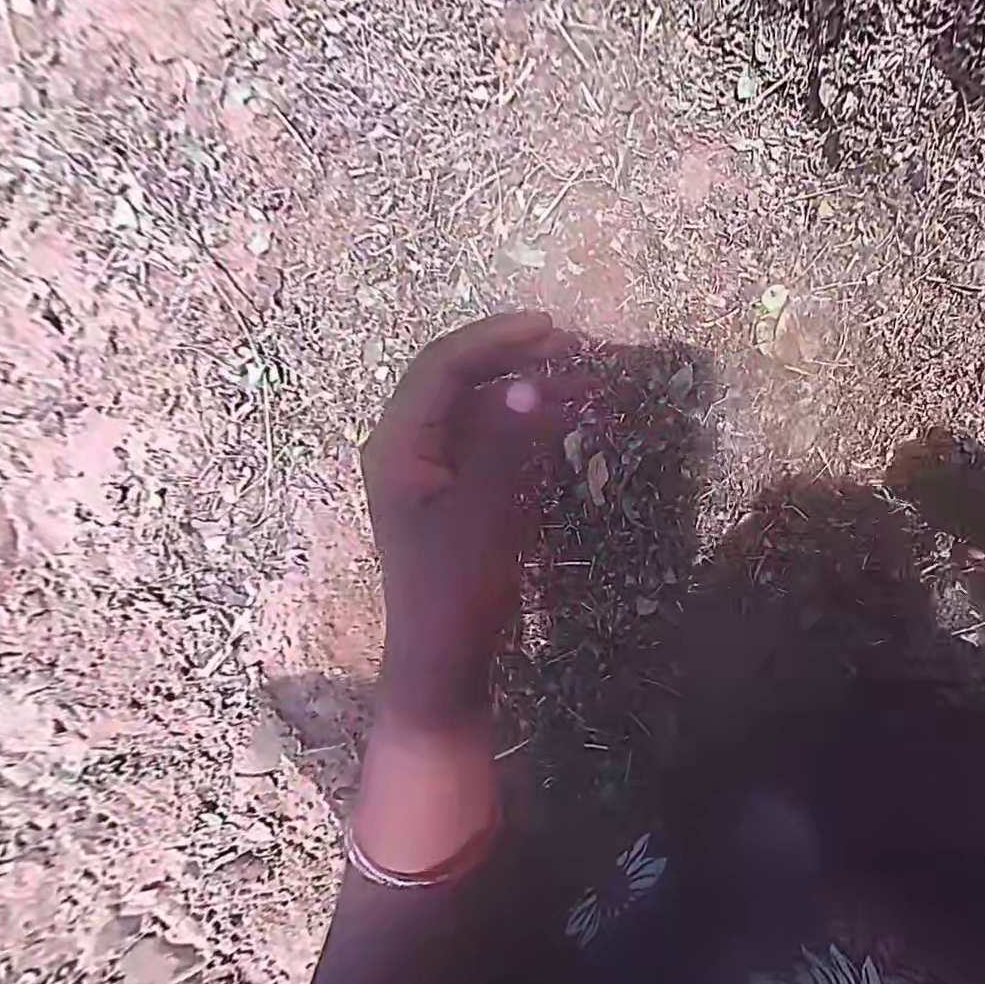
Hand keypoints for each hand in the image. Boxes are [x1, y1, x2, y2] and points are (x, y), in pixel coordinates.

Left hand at [361, 312, 574, 722]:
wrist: (448, 653)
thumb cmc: (455, 585)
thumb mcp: (482, 513)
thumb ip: (505, 446)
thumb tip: (532, 385)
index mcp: (399, 443)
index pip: (443, 368)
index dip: (496, 341)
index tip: (552, 330)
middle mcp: (415, 447)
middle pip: (465, 384)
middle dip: (519, 362)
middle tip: (577, 352)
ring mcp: (441, 471)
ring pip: (487, 413)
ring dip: (533, 395)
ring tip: (585, 386)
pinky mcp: (468, 493)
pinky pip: (500, 444)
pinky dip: (533, 429)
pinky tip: (567, 425)